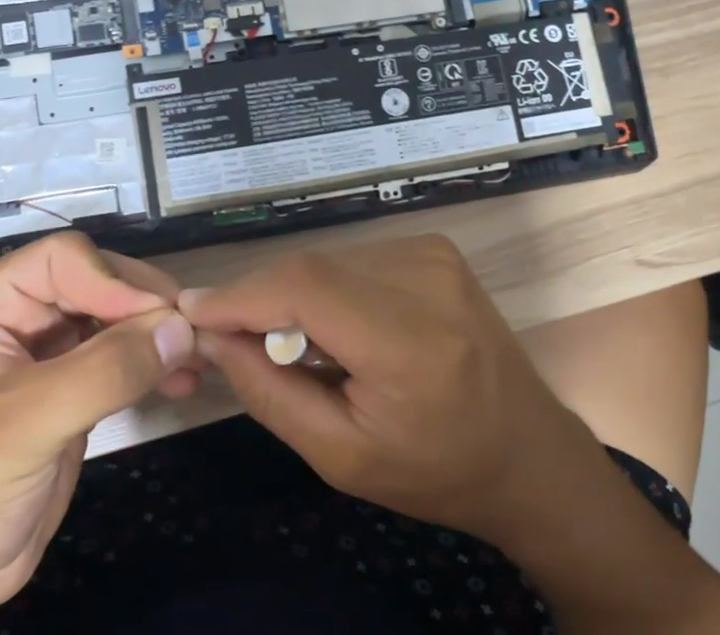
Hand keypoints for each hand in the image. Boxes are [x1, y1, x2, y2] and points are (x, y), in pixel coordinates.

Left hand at [0, 233, 196, 634]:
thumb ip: (102, 372)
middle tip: (193, 337)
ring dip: (156, 334)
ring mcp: (47, 358)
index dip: (115, 281)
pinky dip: (152, 365)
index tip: (164, 318)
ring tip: (197, 361)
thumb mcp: (23, 423)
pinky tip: (182, 381)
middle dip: (144, 305)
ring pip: (114, 320)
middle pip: (96, 283)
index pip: (64, 261)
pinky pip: (120, 361)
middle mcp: (18, 320)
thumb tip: (180, 328)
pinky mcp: (71, 396)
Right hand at [178, 234, 586, 543]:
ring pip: (324, 261)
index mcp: (410, 342)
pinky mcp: (435, 247)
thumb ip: (268, 393)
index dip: (238, 295)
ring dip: (292, 297)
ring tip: (297, 349)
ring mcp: (434, 254)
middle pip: (307, 268)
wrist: (530, 455)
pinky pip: (350, 259)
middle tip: (234, 344)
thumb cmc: (437, 472)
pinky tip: (337, 331)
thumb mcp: (341, 457)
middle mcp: (425, 278)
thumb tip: (210, 337)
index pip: (302, 287)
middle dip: (258, 301)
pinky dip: (324, 290)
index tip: (190, 315)